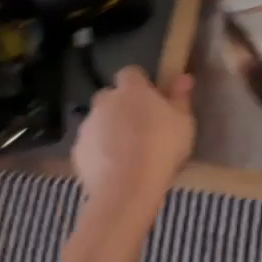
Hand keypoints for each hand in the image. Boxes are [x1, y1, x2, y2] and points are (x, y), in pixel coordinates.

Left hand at [73, 67, 194, 204]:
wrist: (127, 188)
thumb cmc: (161, 148)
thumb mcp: (183, 123)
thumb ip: (180, 98)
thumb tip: (184, 78)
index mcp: (131, 90)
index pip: (130, 73)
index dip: (140, 84)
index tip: (151, 100)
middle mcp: (105, 102)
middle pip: (110, 97)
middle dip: (120, 107)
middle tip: (139, 127)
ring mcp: (88, 127)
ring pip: (97, 122)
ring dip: (108, 130)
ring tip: (127, 153)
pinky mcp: (77, 152)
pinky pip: (89, 146)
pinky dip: (98, 153)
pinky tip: (114, 169)